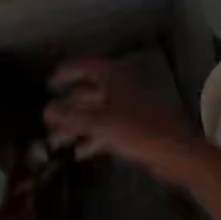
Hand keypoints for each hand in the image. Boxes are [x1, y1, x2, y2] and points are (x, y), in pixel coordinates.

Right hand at [43, 56, 206, 185]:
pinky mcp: (133, 128)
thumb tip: (46, 110)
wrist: (175, 152)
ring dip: (77, 125)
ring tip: (55, 141)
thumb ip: (72, 116)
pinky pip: (106, 130)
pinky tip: (78, 153)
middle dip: (68, 106)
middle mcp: (121, 88)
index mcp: (116, 77)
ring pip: (96, 113)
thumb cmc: (138, 130)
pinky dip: (92, 139)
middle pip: (89, 91)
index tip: (49, 82)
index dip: (67, 71)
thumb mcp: (101, 122)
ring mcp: (128, 108)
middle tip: (46, 119)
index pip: (87, 66)